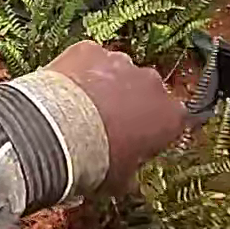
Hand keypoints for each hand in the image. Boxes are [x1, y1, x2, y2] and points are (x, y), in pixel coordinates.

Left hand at [46, 41, 186, 194]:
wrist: (56, 134)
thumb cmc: (95, 162)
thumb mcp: (121, 180)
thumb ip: (131, 172)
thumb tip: (127, 179)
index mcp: (170, 116)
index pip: (173, 119)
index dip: (154, 129)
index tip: (138, 138)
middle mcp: (151, 82)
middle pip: (145, 89)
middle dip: (129, 102)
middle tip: (104, 122)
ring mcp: (120, 61)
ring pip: (116, 70)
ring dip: (104, 83)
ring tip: (79, 106)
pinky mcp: (89, 49)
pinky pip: (87, 59)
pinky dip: (78, 70)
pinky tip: (63, 89)